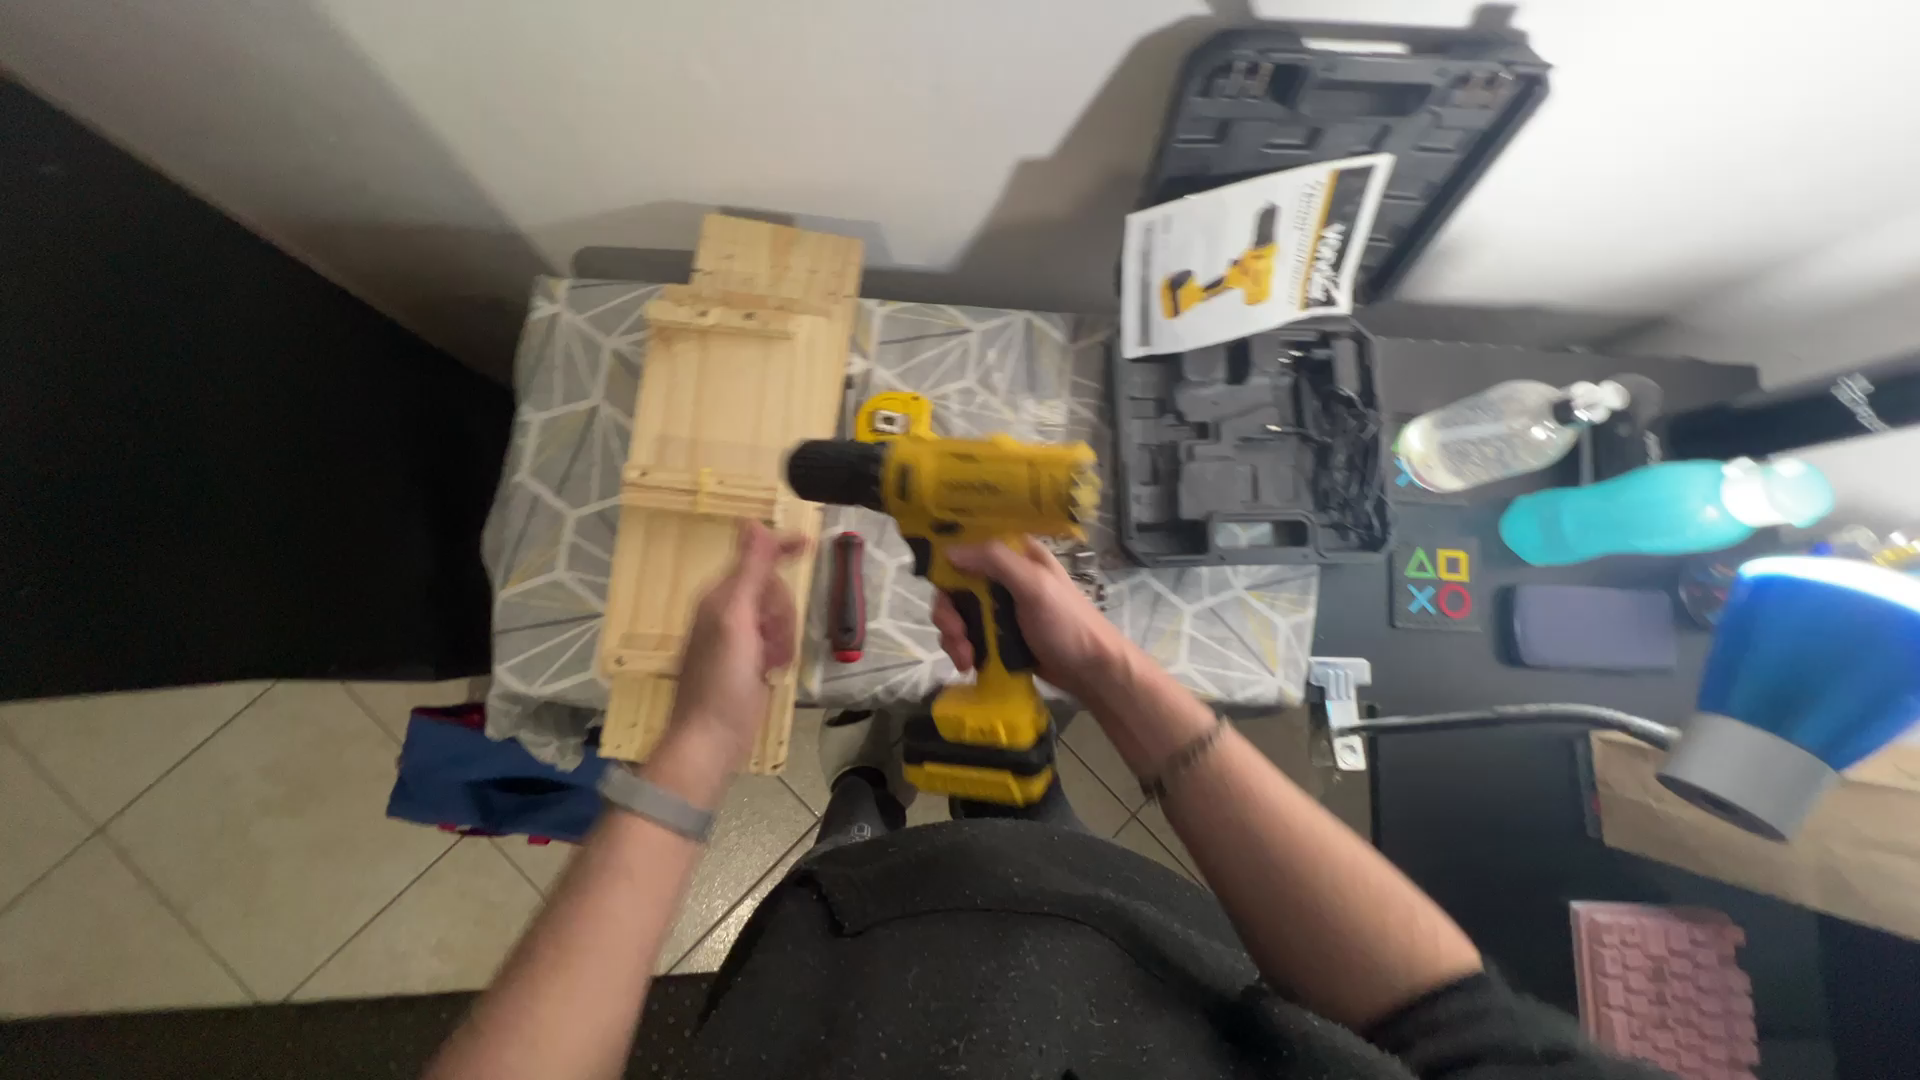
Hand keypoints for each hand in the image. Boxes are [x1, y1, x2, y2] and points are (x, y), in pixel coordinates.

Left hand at [667, 521, 808, 765]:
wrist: (712, 739)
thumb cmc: (721, 681)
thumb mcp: (736, 620)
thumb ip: (748, 572)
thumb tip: (753, 522)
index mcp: (719, 598)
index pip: (754, 558)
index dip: (780, 548)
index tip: (809, 544)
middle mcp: (728, 612)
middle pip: (773, 590)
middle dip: (782, 612)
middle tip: (772, 638)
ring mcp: (740, 638)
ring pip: (779, 616)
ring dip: (784, 636)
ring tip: (771, 661)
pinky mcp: (751, 660)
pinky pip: (778, 639)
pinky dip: (782, 651)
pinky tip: (773, 671)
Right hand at [931, 536, 1125, 700]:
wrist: (1090, 672)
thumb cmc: (1067, 623)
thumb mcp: (1034, 585)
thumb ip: (995, 561)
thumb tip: (949, 551)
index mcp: (1017, 555)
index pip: (970, 547)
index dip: (949, 563)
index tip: (939, 586)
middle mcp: (1005, 577)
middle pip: (956, 585)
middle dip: (949, 612)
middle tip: (956, 633)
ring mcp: (1000, 608)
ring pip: (958, 613)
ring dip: (954, 636)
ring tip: (965, 658)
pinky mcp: (998, 635)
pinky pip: (967, 636)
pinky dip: (962, 649)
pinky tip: (968, 664)